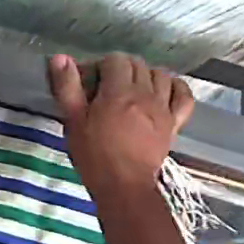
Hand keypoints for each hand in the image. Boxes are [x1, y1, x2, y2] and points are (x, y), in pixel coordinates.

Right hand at [48, 52, 194, 202]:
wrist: (124, 185)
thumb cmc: (94, 155)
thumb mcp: (73, 121)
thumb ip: (67, 88)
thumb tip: (60, 58)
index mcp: (119, 91)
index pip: (114, 60)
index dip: (99, 65)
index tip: (87, 81)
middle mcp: (146, 93)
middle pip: (137, 65)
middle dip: (119, 68)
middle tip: (103, 86)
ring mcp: (164, 107)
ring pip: (160, 75)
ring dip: (144, 75)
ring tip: (129, 88)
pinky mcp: (174, 122)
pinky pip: (183, 95)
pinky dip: (174, 87)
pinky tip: (163, 90)